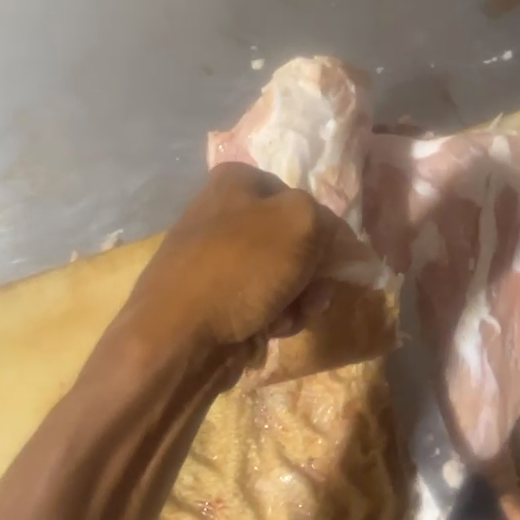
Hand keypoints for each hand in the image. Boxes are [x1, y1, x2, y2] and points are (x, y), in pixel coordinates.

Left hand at [119, 162, 360, 349]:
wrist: (176, 340)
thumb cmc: (241, 267)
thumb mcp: (302, 223)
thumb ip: (332, 224)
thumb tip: (343, 248)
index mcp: (236, 180)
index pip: (302, 198)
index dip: (325, 230)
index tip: (335, 260)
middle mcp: (221, 213)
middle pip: (294, 240)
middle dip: (313, 271)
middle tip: (315, 293)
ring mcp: (213, 258)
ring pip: (281, 276)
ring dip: (298, 299)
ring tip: (290, 317)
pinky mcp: (209, 299)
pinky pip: (260, 303)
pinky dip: (274, 318)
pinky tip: (269, 331)